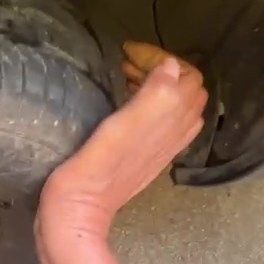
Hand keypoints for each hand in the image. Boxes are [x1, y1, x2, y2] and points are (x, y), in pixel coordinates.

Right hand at [39, 41, 207, 238]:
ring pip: (175, 104)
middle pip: (185, 87)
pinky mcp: (145, 159)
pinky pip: (162, 122)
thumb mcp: (122, 126)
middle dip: (162, 68)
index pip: (185, 73)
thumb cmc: (95, 169)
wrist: (77, 211)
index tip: (127, 52)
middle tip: (126, 64)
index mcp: (171, 119)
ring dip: (157, 85)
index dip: (159, 56)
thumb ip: (154, 95)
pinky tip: (124, 108)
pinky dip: (150, 105)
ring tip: (124, 81)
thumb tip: (169, 66)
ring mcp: (161, 147)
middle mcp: (174, 133)